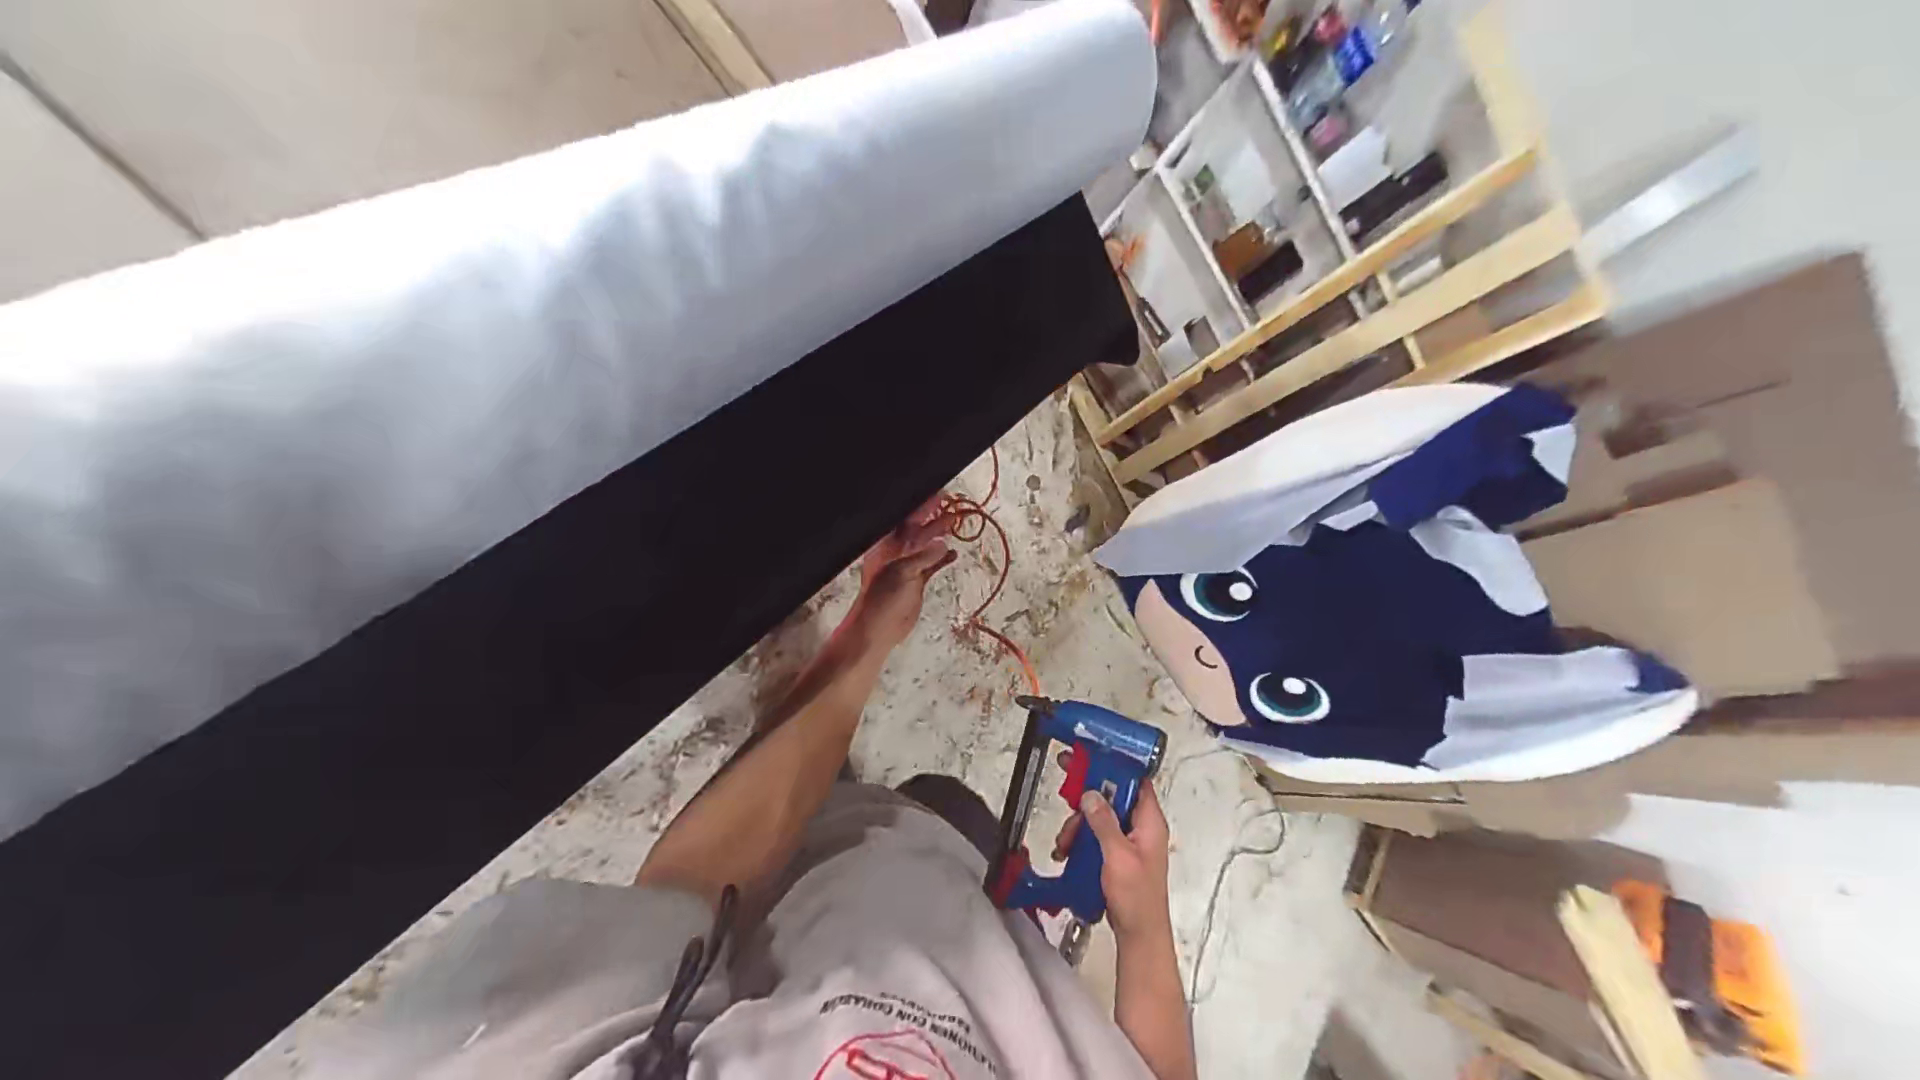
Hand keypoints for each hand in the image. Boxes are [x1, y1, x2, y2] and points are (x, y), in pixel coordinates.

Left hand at [838, 498, 956, 654]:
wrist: (879, 629)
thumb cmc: (882, 599)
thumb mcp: (903, 573)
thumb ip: (923, 556)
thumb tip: (943, 543)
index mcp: (886, 545)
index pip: (905, 518)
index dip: (920, 506)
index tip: (938, 495)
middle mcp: (896, 552)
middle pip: (917, 528)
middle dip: (933, 516)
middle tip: (951, 503)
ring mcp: (907, 566)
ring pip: (926, 544)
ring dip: (940, 534)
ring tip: (956, 522)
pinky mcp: (916, 580)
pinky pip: (932, 564)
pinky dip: (942, 558)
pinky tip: (953, 552)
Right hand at [1054, 780, 1172, 943]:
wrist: (1139, 936)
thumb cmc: (1135, 896)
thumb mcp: (1117, 855)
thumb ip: (1104, 822)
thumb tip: (1090, 793)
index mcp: (1149, 820)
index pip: (1135, 779)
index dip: (1113, 764)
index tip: (1087, 756)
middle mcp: (1141, 825)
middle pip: (1113, 795)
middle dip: (1087, 798)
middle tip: (1066, 793)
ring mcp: (1129, 840)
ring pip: (1100, 816)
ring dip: (1080, 825)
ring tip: (1066, 842)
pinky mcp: (1117, 854)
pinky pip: (1097, 836)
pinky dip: (1082, 839)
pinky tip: (1067, 851)